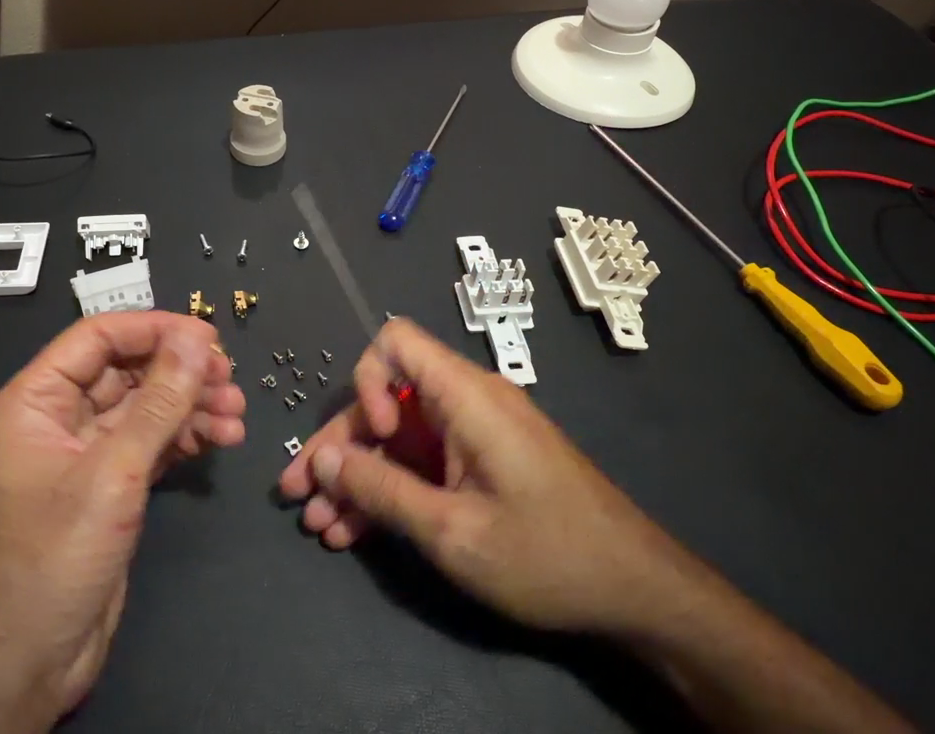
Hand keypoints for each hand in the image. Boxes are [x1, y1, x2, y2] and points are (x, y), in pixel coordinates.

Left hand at [0, 313, 244, 732]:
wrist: (26, 659)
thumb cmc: (53, 558)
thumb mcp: (112, 473)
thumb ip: (159, 403)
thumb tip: (196, 339)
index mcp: (35, 403)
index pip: (96, 339)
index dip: (152, 329)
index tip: (207, 336)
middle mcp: (56, 422)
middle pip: (125, 372)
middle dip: (179, 373)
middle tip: (230, 379)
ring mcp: (84, 458)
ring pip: (143, 410)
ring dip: (190, 407)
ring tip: (237, 413)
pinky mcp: (107, 491)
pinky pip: (150, 446)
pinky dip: (185, 439)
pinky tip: (222, 439)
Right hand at [277, 318, 686, 635]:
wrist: (635, 590)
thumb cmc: (547, 555)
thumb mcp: (452, 531)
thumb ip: (382, 491)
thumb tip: (323, 456)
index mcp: (467, 399)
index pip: (397, 343)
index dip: (367, 381)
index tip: (371, 437)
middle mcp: (468, 405)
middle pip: (385, 402)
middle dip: (338, 447)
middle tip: (298, 496)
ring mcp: (475, 439)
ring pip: (398, 441)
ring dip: (357, 480)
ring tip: (320, 527)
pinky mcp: (481, 468)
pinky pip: (423, 466)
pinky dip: (389, 494)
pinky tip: (354, 534)